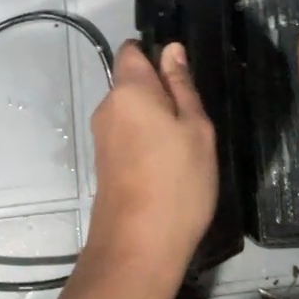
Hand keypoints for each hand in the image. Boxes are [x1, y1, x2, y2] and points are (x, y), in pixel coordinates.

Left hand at [84, 42, 218, 292]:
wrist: (138, 248)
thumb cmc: (177, 182)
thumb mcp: (196, 128)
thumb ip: (182, 85)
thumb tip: (172, 50)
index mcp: (128, 90)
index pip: (132, 50)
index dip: (156, 55)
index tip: (183, 78)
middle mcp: (107, 107)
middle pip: (133, 82)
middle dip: (161, 92)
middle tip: (194, 121)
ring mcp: (102, 137)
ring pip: (133, 112)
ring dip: (157, 120)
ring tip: (186, 149)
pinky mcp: (104, 163)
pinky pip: (128, 135)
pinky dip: (147, 142)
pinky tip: (169, 168)